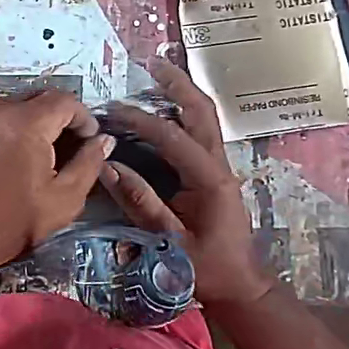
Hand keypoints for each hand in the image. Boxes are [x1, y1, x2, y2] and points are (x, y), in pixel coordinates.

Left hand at [0, 90, 111, 291]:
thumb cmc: (9, 221)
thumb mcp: (63, 198)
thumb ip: (89, 164)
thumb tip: (103, 141)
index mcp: (25, 122)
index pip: (66, 101)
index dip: (85, 120)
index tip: (91, 144)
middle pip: (42, 98)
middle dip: (62, 119)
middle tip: (73, 151)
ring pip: (21, 106)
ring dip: (40, 123)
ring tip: (48, 158)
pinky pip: (1, 117)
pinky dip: (18, 128)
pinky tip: (22, 158)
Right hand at [100, 61, 271, 305]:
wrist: (241, 285)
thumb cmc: (206, 267)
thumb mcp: (169, 242)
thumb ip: (141, 203)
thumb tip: (108, 167)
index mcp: (210, 180)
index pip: (172, 138)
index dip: (140, 121)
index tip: (111, 112)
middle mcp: (218, 165)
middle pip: (201, 112)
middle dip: (178, 85)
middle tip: (153, 62)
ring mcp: (218, 166)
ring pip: (204, 117)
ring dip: (182, 92)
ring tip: (159, 71)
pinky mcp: (212, 171)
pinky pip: (199, 130)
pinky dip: (182, 109)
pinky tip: (165, 103)